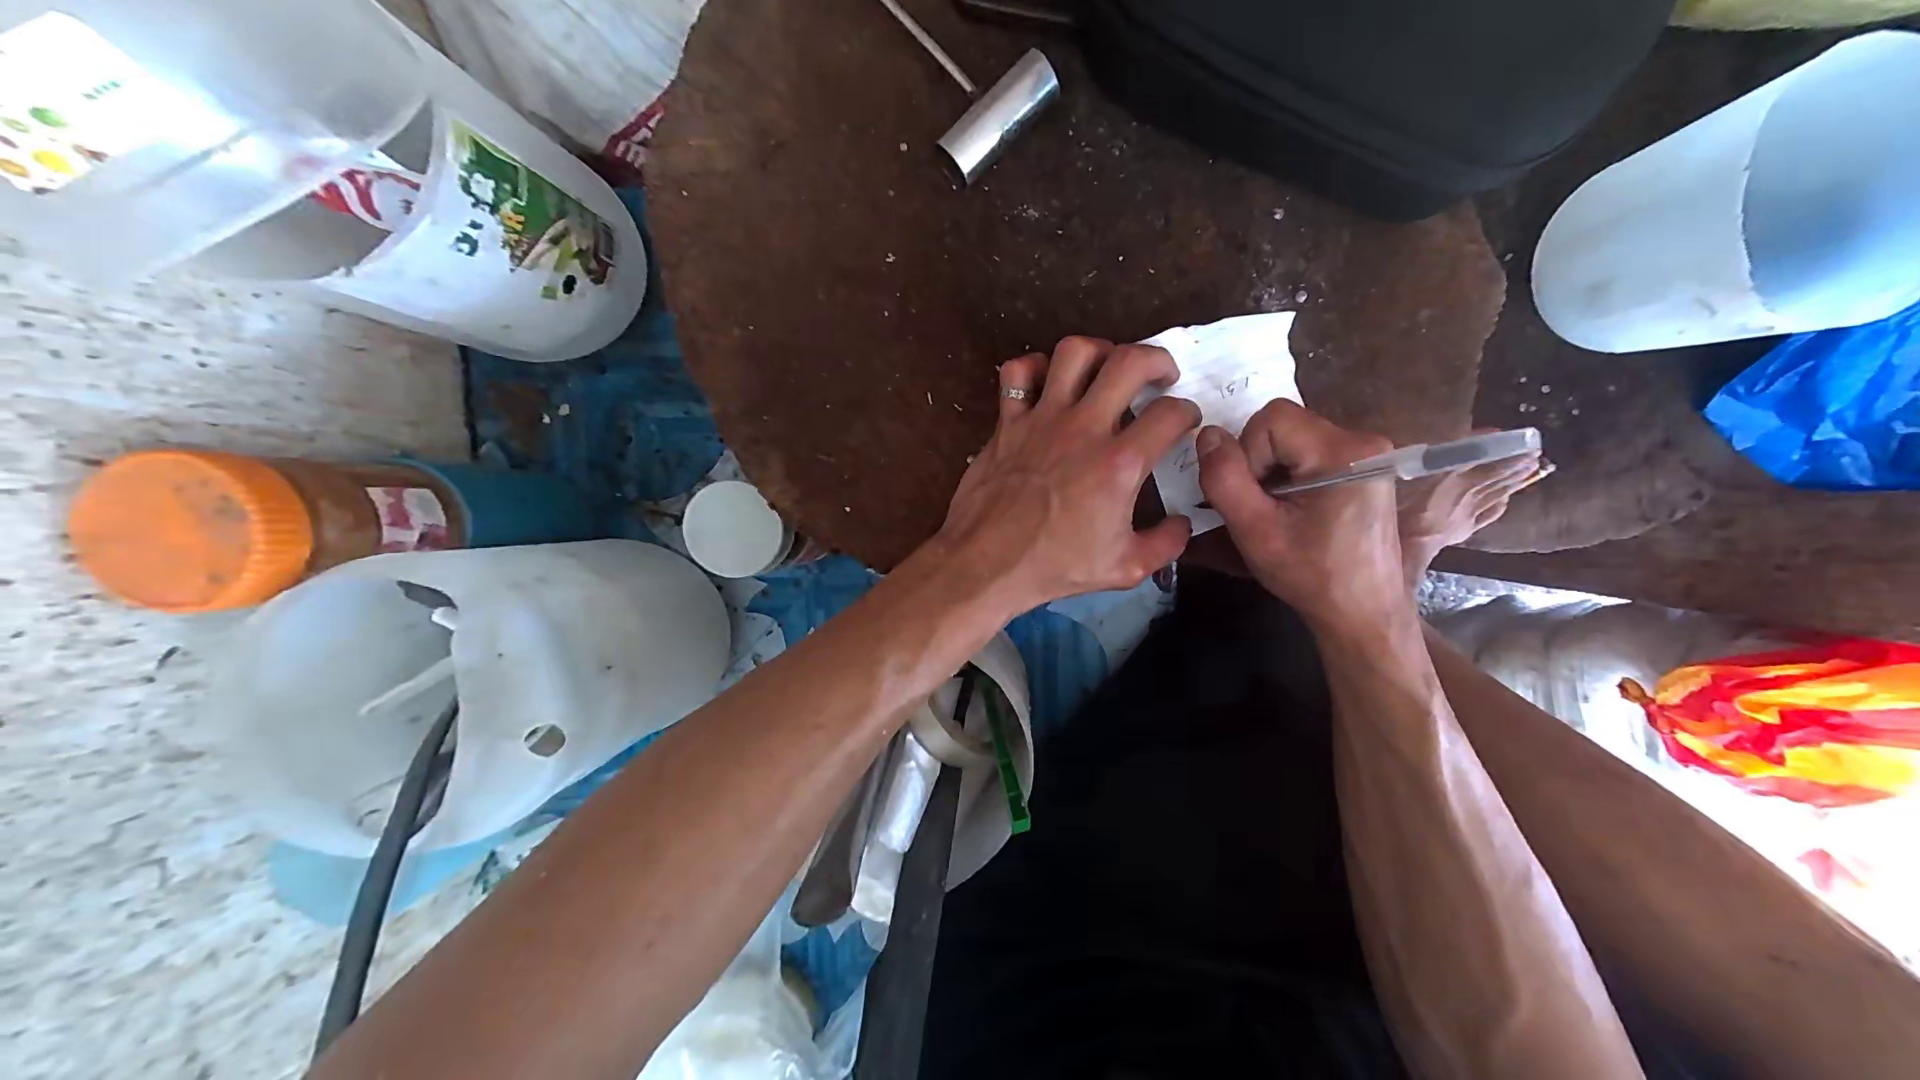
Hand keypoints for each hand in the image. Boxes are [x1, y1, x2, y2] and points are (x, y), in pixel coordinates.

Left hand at [929, 336, 1200, 614]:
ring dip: (1099, 351)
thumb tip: (1183, 524)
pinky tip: (1047, 382)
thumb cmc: (1054, 566)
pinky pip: (1017, 374)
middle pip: (1129, 362)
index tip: (1183, 421)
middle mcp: (1083, 429)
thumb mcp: (1125, 568)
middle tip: (1160, 375)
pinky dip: (1034, 367)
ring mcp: (1041, 420)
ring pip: (1073, 352)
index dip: (1187, 412)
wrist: (988, 564)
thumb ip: (1165, 544)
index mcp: (1119, 463)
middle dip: (1156, 359)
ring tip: (1107, 368)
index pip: (1170, 414)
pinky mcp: (1007, 423)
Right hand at [1195, 400, 1411, 636]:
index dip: (1248, 454)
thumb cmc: (1310, 575)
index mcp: (1343, 451)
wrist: (1362, 610)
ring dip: (1270, 469)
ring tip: (1278, 511)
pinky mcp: (1364, 465)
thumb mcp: (1254, 530)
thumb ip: (1224, 478)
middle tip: (1263, 508)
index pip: (1270, 419)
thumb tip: (1207, 433)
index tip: (1256, 499)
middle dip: (1258, 462)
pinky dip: (1288, 473)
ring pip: (1291, 436)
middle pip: (1281, 424)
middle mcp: (1363, 440)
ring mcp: (1368, 451)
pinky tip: (1294, 508)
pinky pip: (1307, 450)